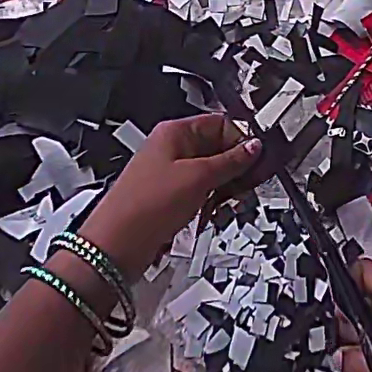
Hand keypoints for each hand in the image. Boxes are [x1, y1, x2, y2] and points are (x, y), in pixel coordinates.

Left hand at [78, 114, 261, 273]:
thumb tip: (253, 147)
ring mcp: (171, 175)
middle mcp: (172, 150)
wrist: (114, 247)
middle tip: (244, 185)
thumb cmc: (143, 207)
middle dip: (234, 169)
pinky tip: (212, 215)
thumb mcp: (197, 178)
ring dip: (224, 189)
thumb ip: (230, 162)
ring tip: (227, 204)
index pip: (220, 123)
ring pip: (211, 174)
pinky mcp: (170, 199)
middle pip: (217, 149)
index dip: (240, 140)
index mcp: (175, 133)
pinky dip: (211, 204)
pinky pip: (201, 194)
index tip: (256, 159)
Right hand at [337, 260, 371, 371]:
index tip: (332, 306)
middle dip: (349, 320)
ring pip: (370, 316)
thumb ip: (358, 362)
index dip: (343, 283)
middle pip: (363, 294)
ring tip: (358, 362)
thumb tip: (337, 356)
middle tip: (346, 344)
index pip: (363, 269)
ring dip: (361, 338)